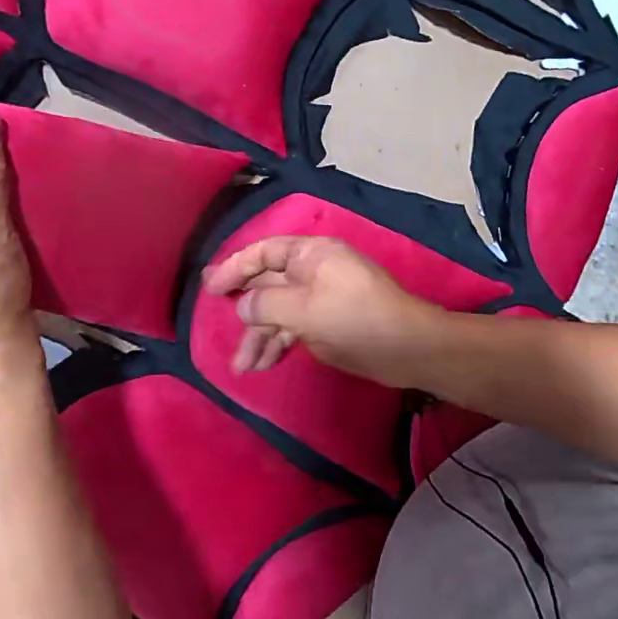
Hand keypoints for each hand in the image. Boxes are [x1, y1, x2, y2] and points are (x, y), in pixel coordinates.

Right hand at [202, 235, 439, 377]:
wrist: (405, 347)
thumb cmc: (354, 317)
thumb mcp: (304, 308)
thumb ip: (266, 304)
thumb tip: (243, 306)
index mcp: (311, 255)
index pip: (264, 253)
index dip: (235, 267)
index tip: (212, 288)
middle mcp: (313, 272)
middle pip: (268, 283)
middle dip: (245, 308)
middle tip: (213, 321)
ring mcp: (319, 299)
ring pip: (278, 312)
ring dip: (258, 337)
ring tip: (242, 366)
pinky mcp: (325, 324)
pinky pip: (291, 329)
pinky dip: (276, 345)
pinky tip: (261, 365)